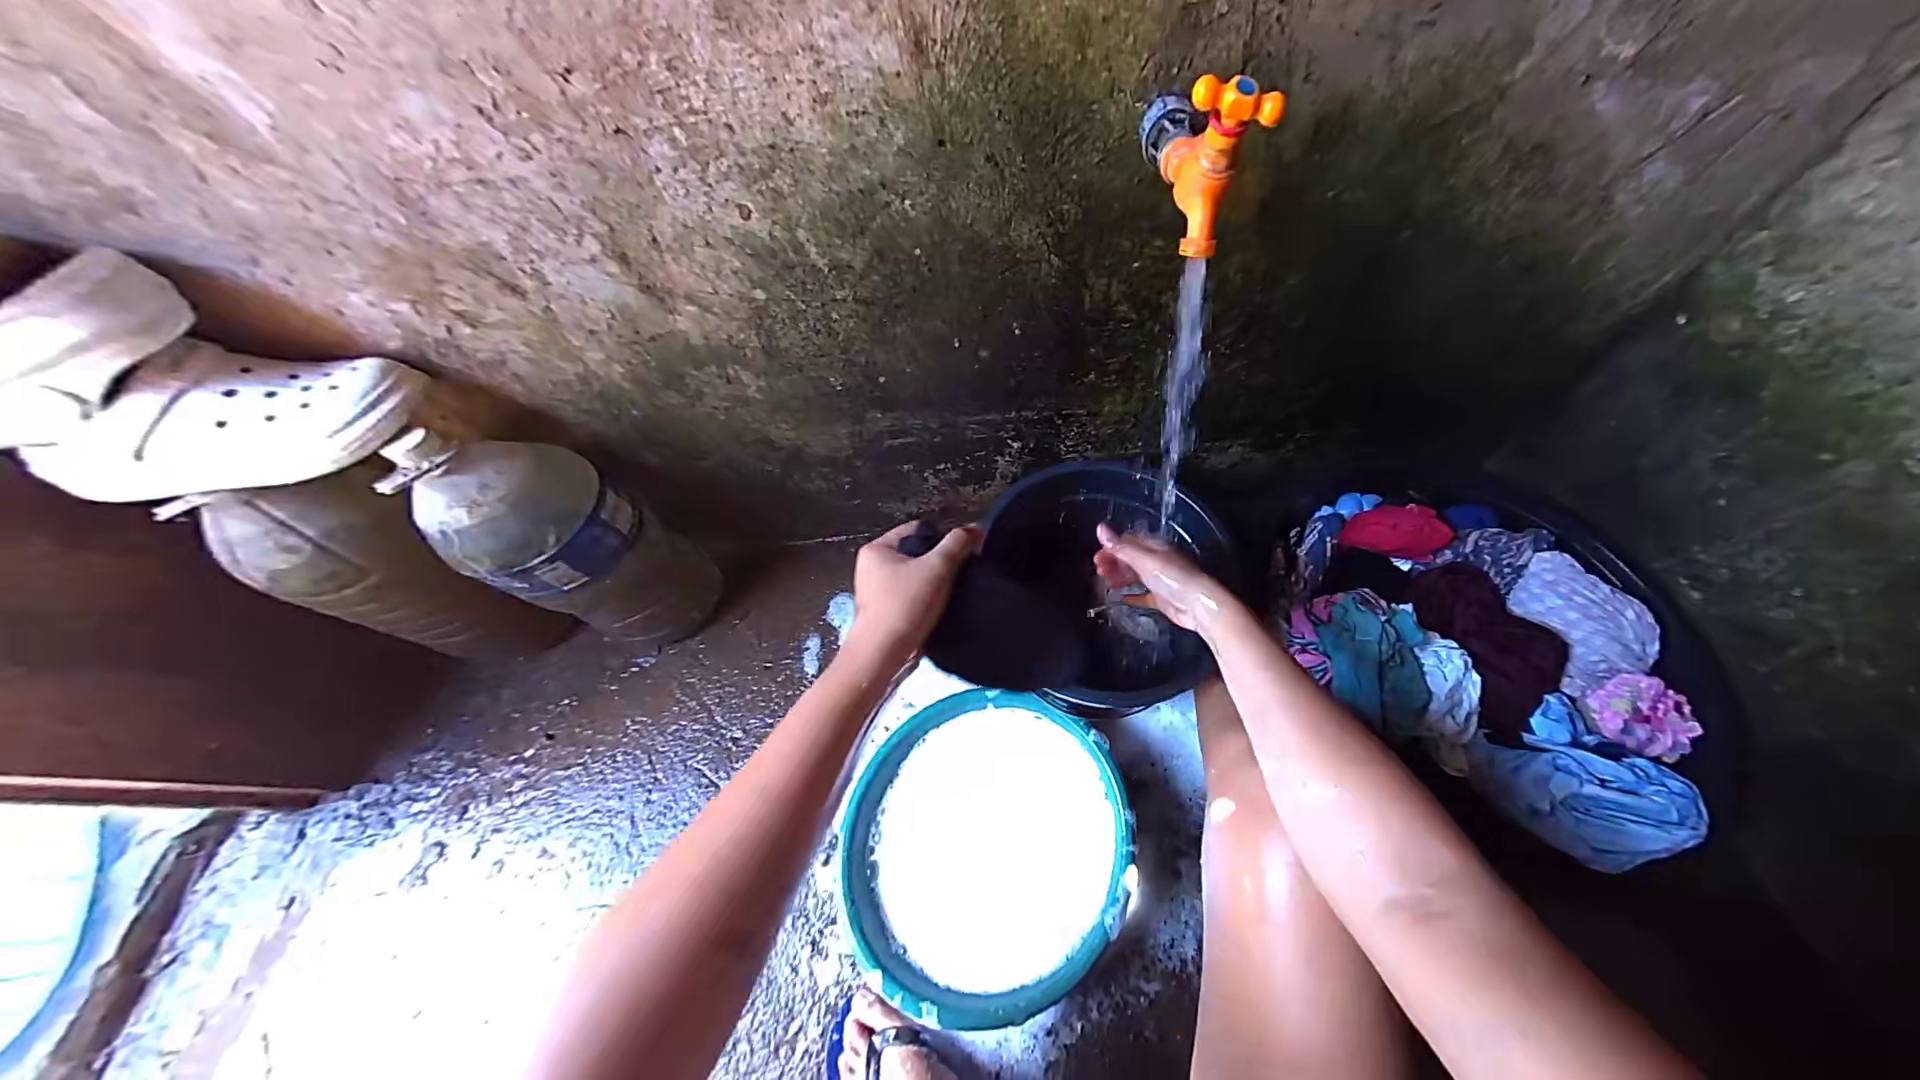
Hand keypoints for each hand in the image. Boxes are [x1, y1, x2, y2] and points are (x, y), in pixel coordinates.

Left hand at [846, 521, 978, 658]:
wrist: (883, 654)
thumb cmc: (903, 608)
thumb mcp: (938, 568)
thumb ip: (957, 544)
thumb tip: (974, 530)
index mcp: (877, 549)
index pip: (917, 529)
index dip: (942, 538)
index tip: (959, 553)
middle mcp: (871, 567)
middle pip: (917, 553)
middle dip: (937, 563)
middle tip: (954, 574)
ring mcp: (876, 591)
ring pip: (915, 576)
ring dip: (932, 584)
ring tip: (944, 594)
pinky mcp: (884, 611)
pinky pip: (910, 597)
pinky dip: (923, 601)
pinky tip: (934, 610)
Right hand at [1092, 522, 1237, 635]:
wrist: (1197, 605)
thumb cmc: (1172, 577)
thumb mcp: (1143, 559)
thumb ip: (1120, 546)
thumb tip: (1100, 528)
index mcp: (1155, 547)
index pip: (1128, 542)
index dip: (1111, 547)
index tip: (1097, 557)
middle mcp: (1158, 561)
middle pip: (1130, 558)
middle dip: (1113, 563)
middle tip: (1099, 571)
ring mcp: (1161, 579)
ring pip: (1135, 575)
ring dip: (1119, 577)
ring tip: (1107, 584)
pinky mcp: (1163, 598)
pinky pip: (1143, 595)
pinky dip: (1131, 595)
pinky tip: (1121, 599)